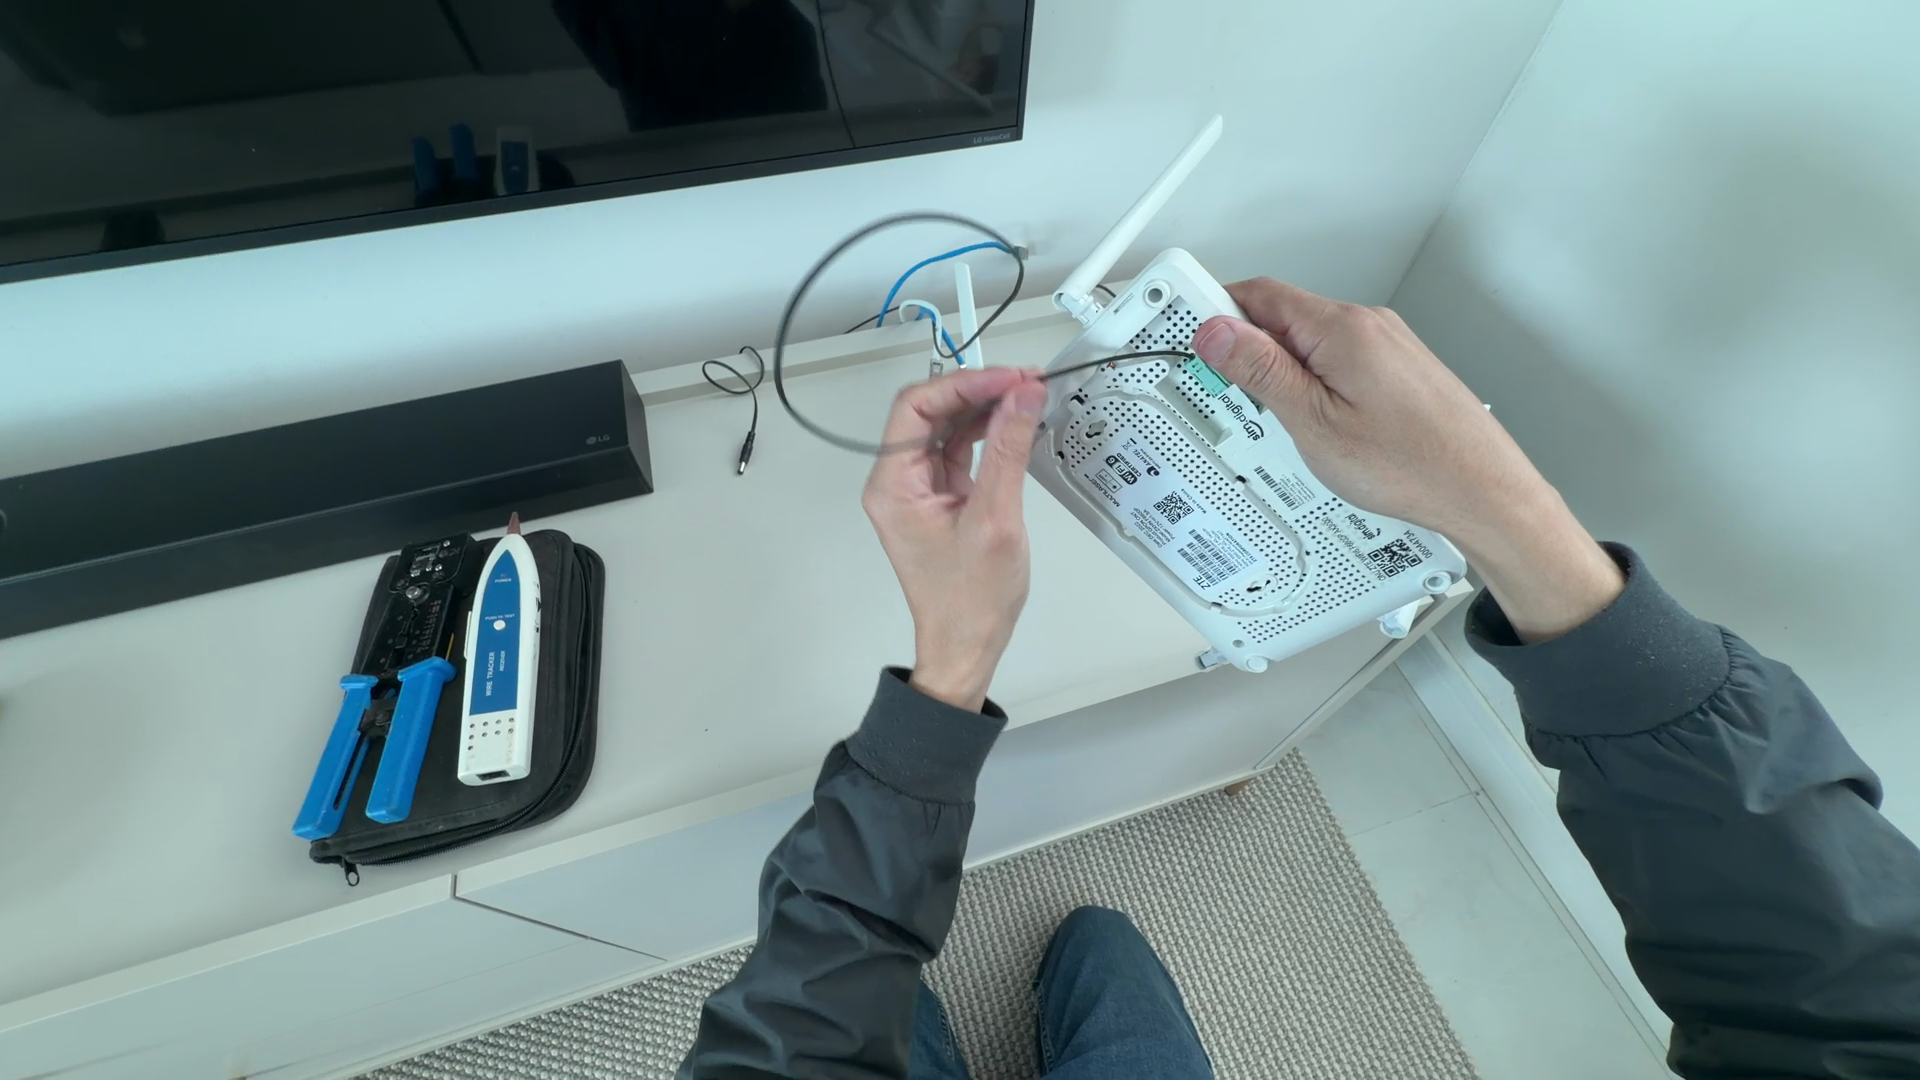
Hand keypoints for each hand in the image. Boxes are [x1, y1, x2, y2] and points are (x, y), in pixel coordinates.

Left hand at [862, 368, 1049, 709]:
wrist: (966, 645)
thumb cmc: (970, 600)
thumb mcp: (995, 520)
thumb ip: (1007, 451)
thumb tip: (1023, 397)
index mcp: (893, 486)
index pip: (915, 408)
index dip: (963, 384)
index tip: (1008, 379)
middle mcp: (897, 482)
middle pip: (928, 413)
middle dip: (976, 392)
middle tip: (1024, 384)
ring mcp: (917, 490)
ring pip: (944, 429)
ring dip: (983, 410)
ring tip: (1026, 399)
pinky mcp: (939, 498)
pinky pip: (957, 452)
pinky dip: (985, 436)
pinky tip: (1013, 426)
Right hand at [1191, 278, 1622, 640]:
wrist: (1482, 490)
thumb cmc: (1409, 464)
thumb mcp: (1313, 422)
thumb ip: (1261, 372)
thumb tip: (1217, 332)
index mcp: (1341, 330)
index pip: (1258, 295)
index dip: (1212, 307)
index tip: (1184, 331)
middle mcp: (1365, 325)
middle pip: (1279, 315)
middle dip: (1237, 345)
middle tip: (1214, 385)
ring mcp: (1381, 345)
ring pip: (1302, 340)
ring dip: (1268, 365)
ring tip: (1256, 409)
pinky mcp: (1390, 367)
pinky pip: (1328, 358)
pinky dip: (1300, 378)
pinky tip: (1296, 414)